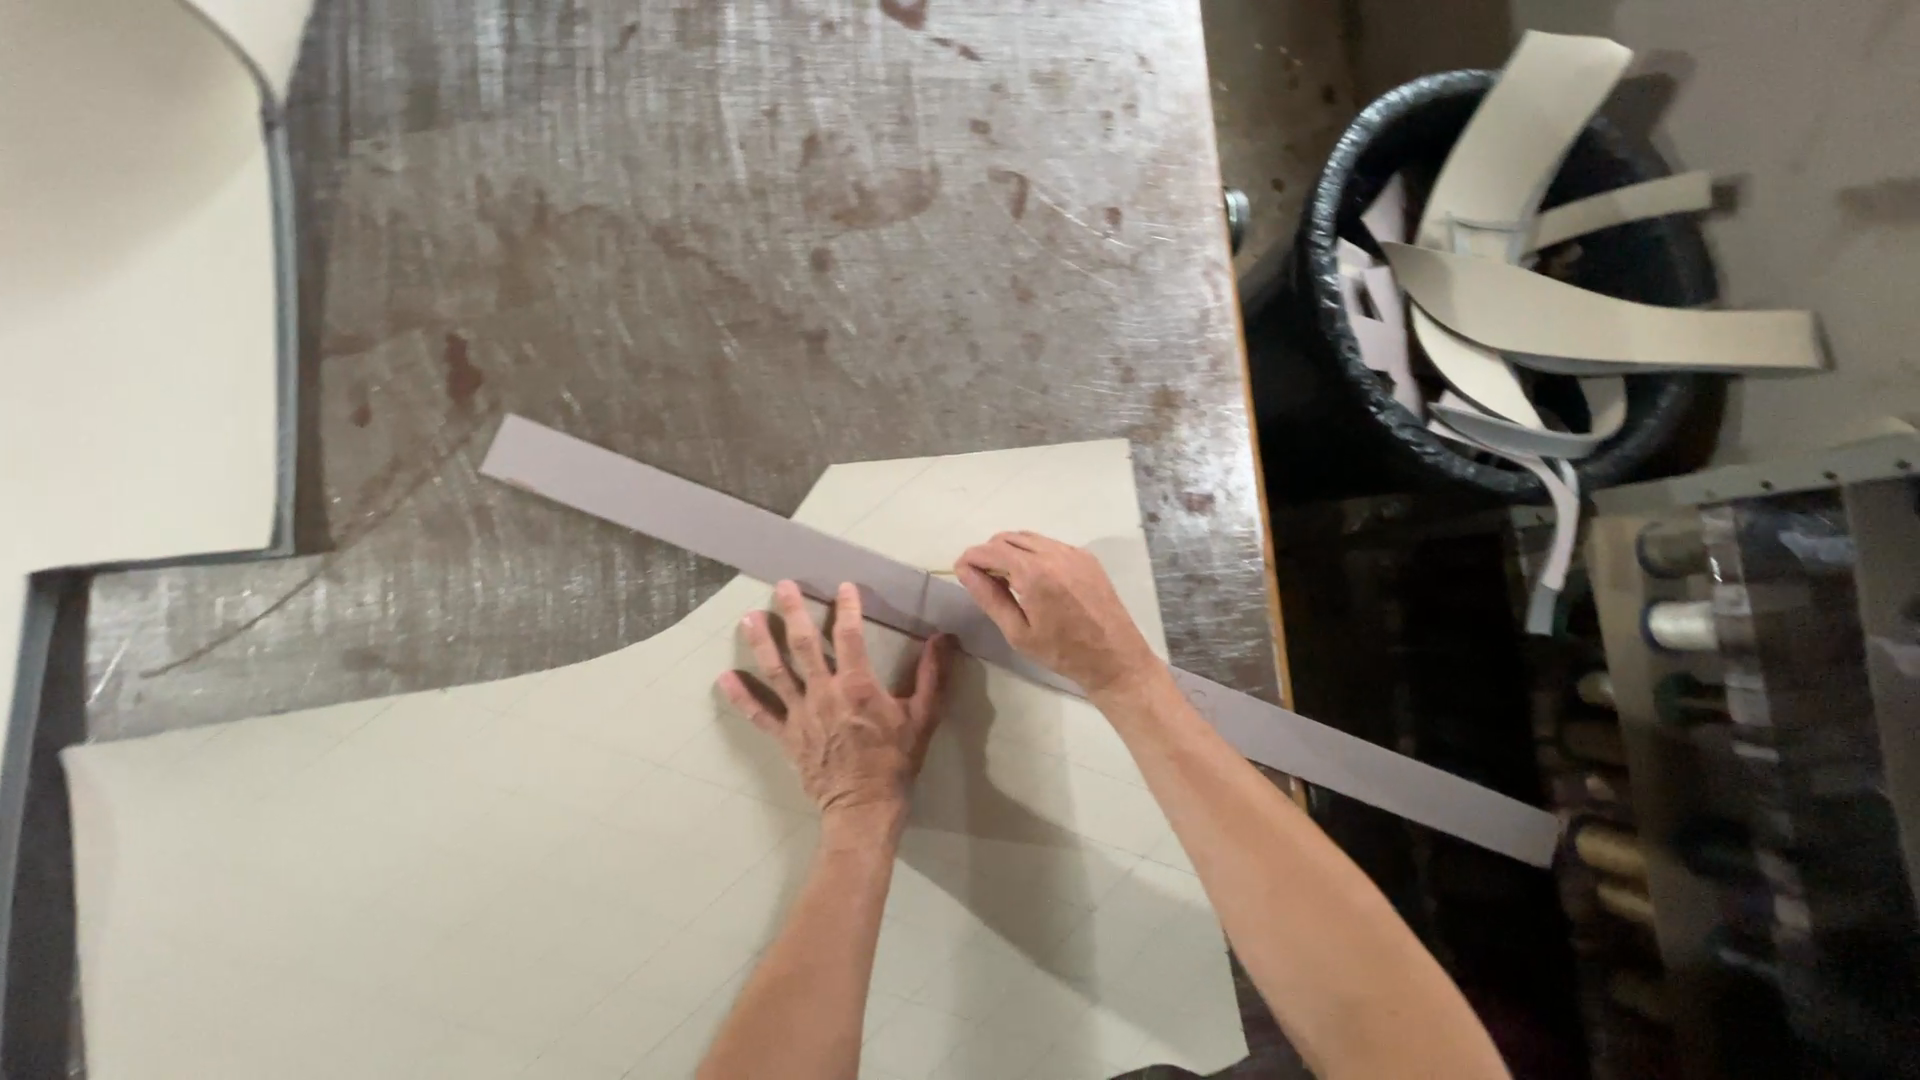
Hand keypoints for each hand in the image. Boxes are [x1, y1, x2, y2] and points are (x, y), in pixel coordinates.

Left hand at [718, 580, 954, 822]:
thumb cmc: (896, 761)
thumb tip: (943, 637)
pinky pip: (760, 714)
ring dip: (762, 642)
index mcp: (858, 686)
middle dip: (793, 612)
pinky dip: (741, 696)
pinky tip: (725, 677)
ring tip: (748, 617)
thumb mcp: (924, 716)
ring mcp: (801, 714)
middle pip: (805, 644)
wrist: (865, 807)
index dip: (847, 607)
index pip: (850, 635)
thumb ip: (933, 675)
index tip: (843, 587)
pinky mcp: (786, 736)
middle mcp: (825, 693)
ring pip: (777, 671)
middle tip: (783, 586)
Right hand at [953, 531, 1161, 695]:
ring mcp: (1073, 553)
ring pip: (1029, 537)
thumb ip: (989, 597)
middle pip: (1008, 538)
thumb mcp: (1018, 632)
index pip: (990, 550)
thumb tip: (965, 571)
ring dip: (1010, 550)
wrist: (1114, 657)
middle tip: (982, 578)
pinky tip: (1033, 578)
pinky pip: (1050, 544)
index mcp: (1034, 573)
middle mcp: (1053, 553)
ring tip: (1005, 578)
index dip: (970, 558)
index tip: (960, 571)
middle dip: (989, 553)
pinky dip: (1033, 553)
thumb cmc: (1062, 652)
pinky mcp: (1086, 557)